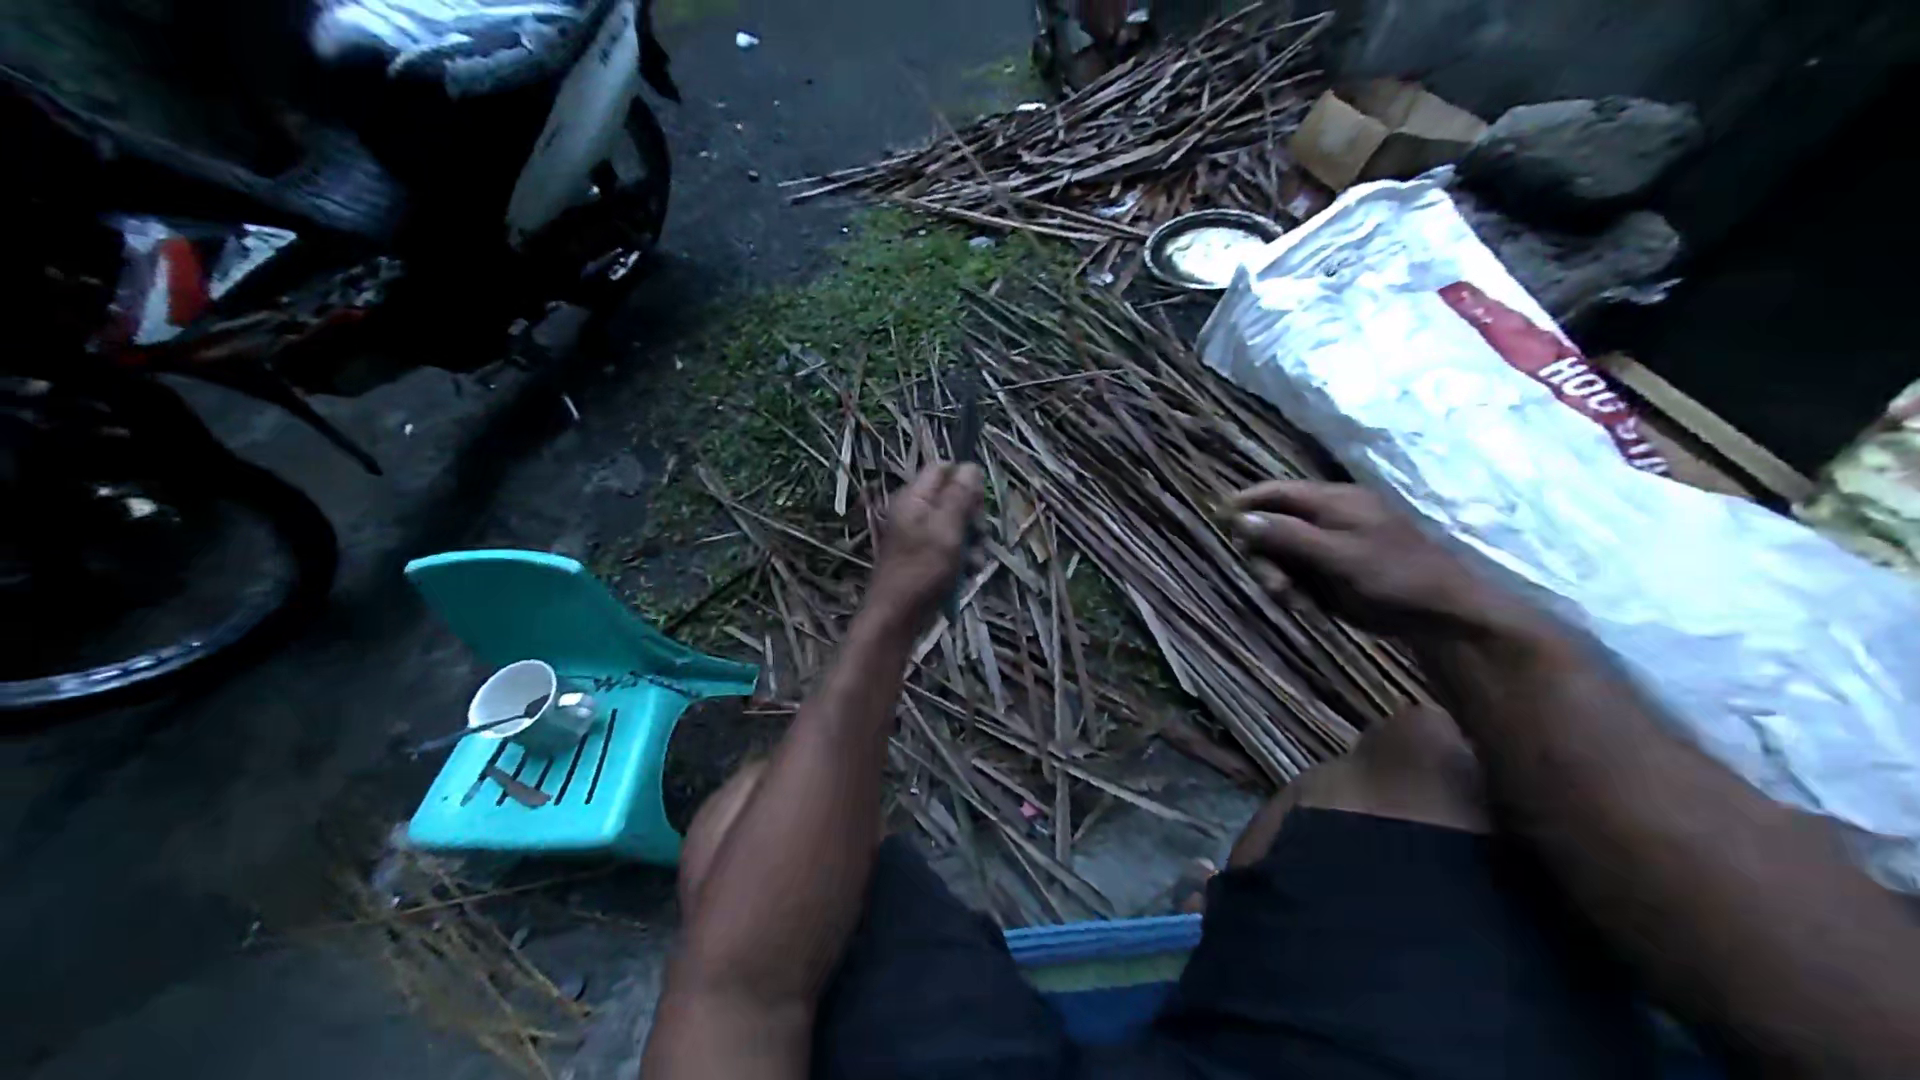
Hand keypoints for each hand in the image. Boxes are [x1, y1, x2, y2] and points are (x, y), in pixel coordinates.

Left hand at [864, 462, 983, 627]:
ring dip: (972, 542)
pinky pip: (952, 548)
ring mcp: (920, 536)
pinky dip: (963, 559)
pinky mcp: (926, 558)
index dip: (965, 480)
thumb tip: (971, 466)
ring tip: (973, 561)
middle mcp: (915, 512)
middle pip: (954, 498)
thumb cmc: (921, 570)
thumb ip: (960, 496)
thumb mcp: (947, 529)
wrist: (897, 618)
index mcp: (914, 497)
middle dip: (972, 516)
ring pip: (958, 526)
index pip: (943, 469)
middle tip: (977, 534)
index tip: (978, 501)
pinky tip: (967, 573)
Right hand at [1224, 480, 1524, 635]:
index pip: (1277, 491)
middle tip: (1274, 585)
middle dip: (1265, 555)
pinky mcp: (1335, 569)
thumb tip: (1240, 519)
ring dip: (1279, 577)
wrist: (1443, 616)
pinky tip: (1308, 605)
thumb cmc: (1394, 577)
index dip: (1246, 502)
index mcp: (1335, 501)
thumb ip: (1287, 536)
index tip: (1218, 520)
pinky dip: (1296, 589)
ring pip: (1282, 553)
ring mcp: (1332, 544)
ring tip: (1295, 600)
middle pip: (1274, 526)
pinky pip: (1298, 573)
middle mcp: (1330, 517)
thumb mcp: (1336, 556)